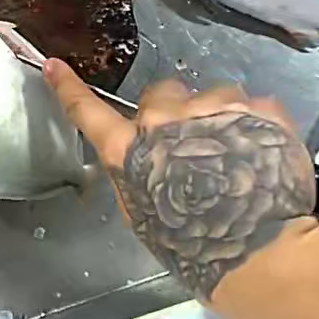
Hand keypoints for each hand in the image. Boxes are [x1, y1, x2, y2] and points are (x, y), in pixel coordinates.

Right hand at [44, 59, 315, 299]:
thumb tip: (143, 155)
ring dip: (220, 115)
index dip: (69, 89)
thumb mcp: (146, 215)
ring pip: (213, 94)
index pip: (90, 114)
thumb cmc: (194, 246)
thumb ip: (137, 173)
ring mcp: (212, 108)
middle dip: (176, 111)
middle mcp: (164, 120)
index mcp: (130, 151)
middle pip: (163, 93)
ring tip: (238, 154)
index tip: (54, 66)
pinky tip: (265, 152)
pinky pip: (252, 104)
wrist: (260, 252)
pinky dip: (258, 123)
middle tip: (195, 145)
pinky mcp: (256, 106)